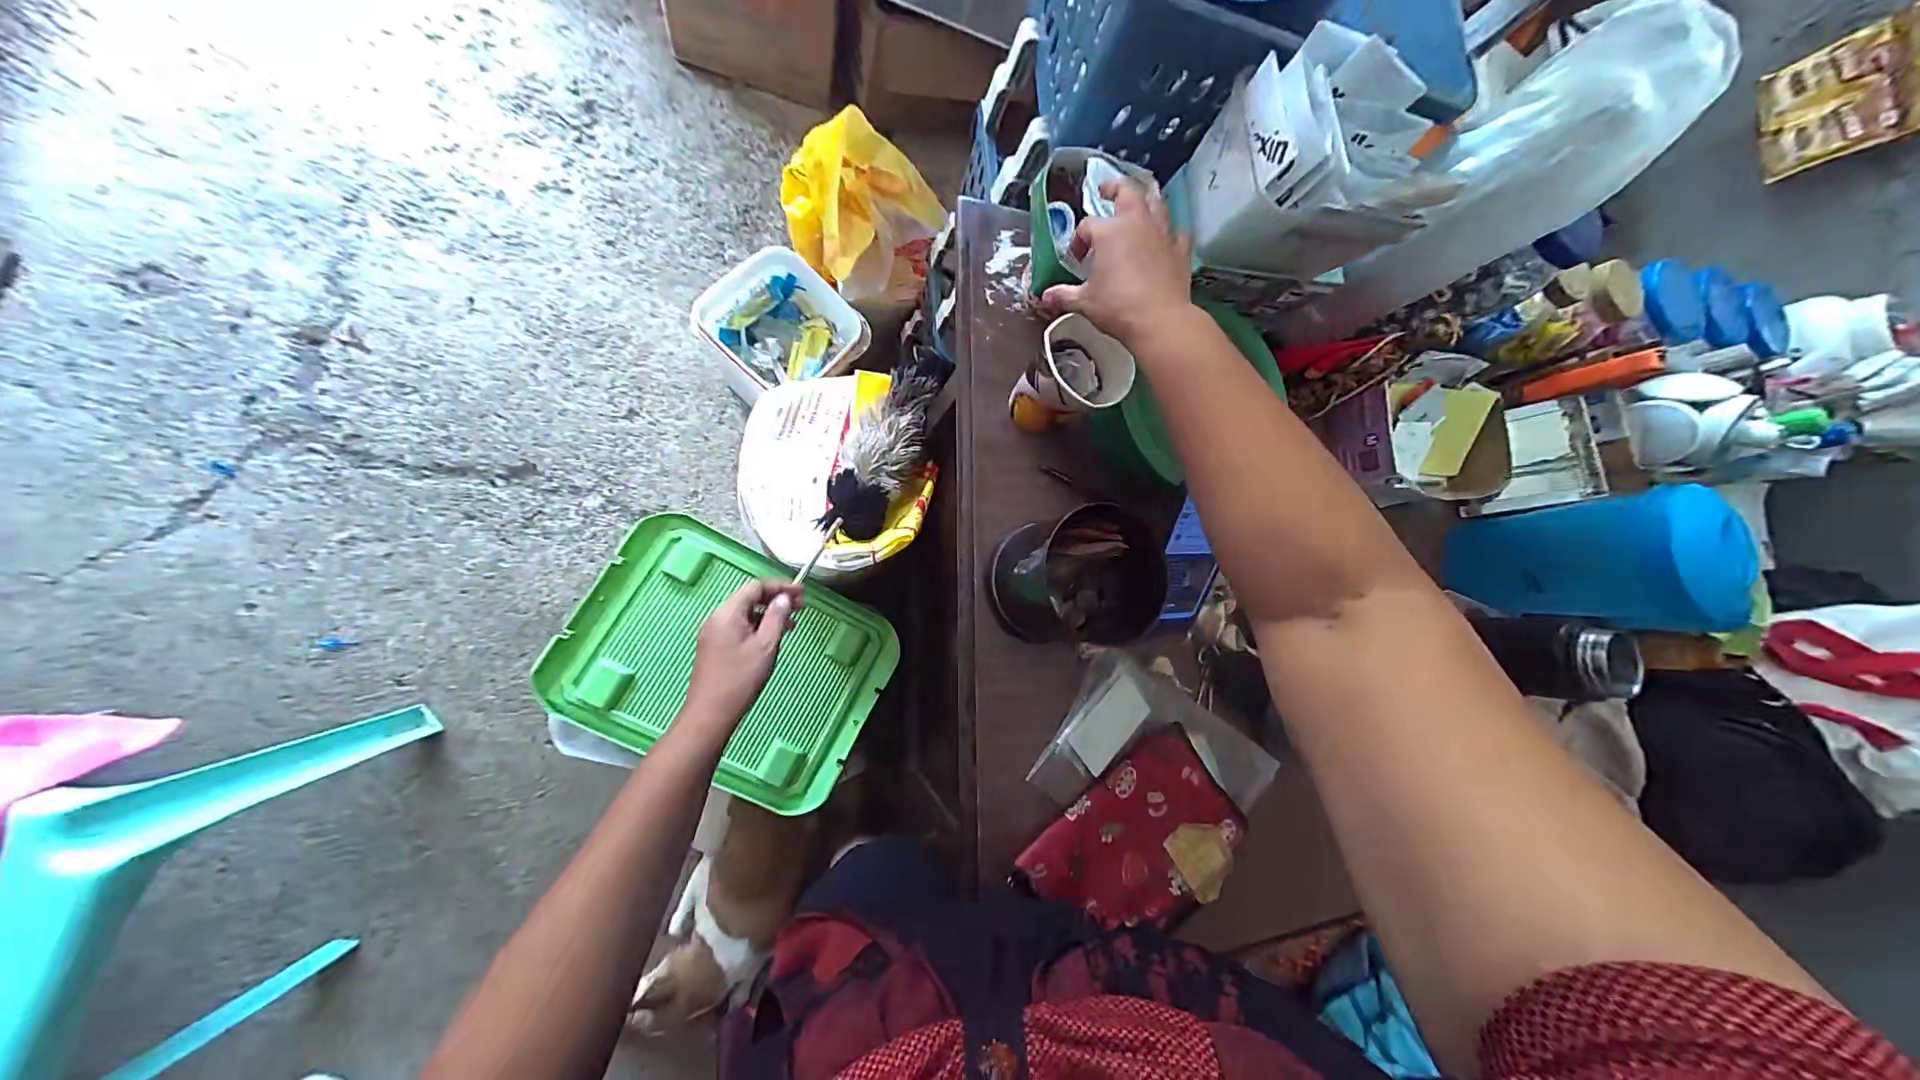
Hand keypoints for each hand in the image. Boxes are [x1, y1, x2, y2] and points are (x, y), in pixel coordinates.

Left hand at [684, 579, 804, 726]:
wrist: (710, 713)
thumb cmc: (741, 679)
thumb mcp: (766, 645)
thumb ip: (777, 617)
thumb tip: (784, 598)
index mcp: (728, 613)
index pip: (755, 587)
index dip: (780, 586)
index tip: (802, 593)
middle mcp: (717, 618)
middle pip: (749, 598)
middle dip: (775, 599)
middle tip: (800, 607)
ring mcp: (713, 633)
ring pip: (745, 614)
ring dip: (768, 614)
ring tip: (791, 625)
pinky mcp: (714, 647)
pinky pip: (739, 627)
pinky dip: (758, 627)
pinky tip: (772, 639)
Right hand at [1039, 178, 1194, 345]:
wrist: (1159, 320)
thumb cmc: (1117, 307)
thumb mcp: (1084, 302)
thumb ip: (1064, 295)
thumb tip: (1045, 297)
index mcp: (1109, 232)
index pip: (1088, 226)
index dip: (1079, 240)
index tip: (1076, 258)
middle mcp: (1136, 224)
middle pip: (1127, 192)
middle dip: (1115, 188)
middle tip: (1106, 191)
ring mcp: (1162, 233)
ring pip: (1156, 203)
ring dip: (1145, 200)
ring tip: (1139, 203)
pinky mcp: (1180, 249)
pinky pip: (1175, 231)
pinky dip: (1169, 232)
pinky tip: (1164, 239)